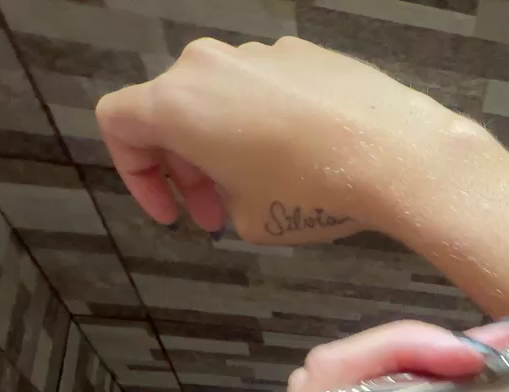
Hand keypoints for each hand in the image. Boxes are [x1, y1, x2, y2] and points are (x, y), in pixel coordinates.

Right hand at [93, 36, 485, 243]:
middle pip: (172, 113)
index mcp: (177, 104)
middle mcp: (207, 66)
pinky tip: (305, 163)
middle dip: (189, 170)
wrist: (389, 154)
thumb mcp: (252, 221)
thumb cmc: (312, 192)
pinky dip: (269, 128)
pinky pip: (267, 93)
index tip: (172, 213)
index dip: (137, 176)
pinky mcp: (301, 54)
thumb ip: (224, 203)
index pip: (119, 124)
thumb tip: (238, 192)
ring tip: (266, 192)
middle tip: (217, 216)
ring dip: (228, 148)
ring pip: (221, 101)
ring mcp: (256, 54)